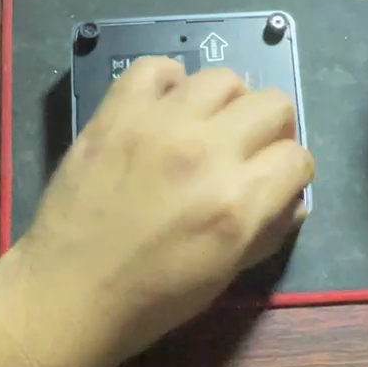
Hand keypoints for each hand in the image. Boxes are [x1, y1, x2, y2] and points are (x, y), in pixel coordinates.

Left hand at [0, 58, 312, 366]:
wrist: (69, 294)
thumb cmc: (153, 298)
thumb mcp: (226, 276)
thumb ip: (269, 231)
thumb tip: (293, 197)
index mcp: (239, 203)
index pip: (298, 157)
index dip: (293, 173)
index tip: (276, 183)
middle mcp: (207, 152)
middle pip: (274, 104)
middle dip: (272, 130)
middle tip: (247, 152)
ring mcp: (158, 125)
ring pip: (223, 78)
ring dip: (226, 104)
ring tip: (205, 129)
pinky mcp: (116, 114)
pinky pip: (156, 67)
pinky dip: (169, 84)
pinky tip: (164, 110)